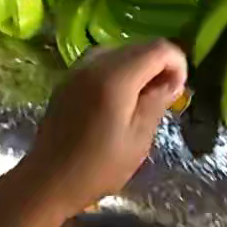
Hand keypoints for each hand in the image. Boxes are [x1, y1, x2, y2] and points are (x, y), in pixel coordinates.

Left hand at [1, 40, 186, 225]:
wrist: (46, 181)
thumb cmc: (97, 166)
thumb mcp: (138, 138)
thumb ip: (157, 101)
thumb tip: (173, 80)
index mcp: (116, 77)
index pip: (159, 48)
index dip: (178, 63)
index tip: (179, 90)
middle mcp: (96, 63)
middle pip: (141, 46)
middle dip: (161, 64)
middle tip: (166, 95)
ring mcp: (79, 68)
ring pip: (123, 50)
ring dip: (141, 67)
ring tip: (144, 97)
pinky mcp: (69, 77)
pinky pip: (104, 60)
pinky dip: (121, 70)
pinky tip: (121, 97)